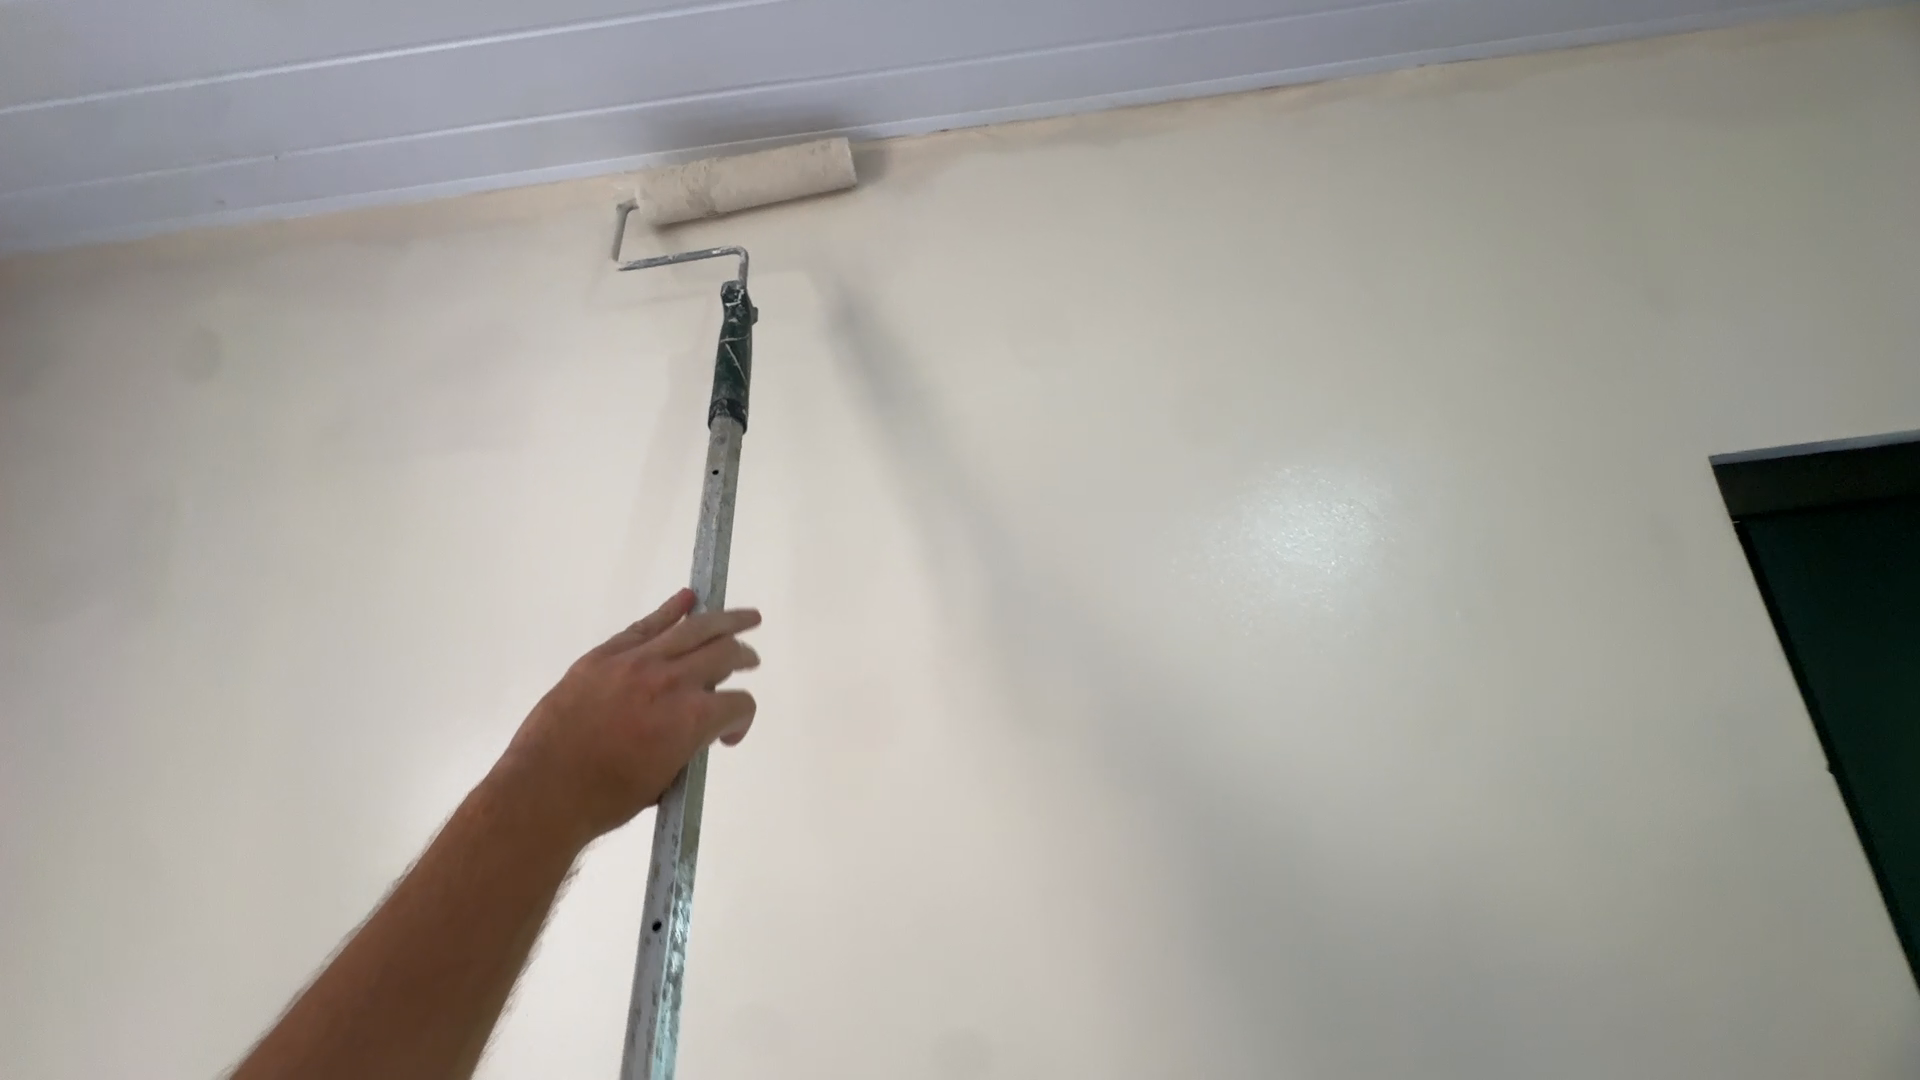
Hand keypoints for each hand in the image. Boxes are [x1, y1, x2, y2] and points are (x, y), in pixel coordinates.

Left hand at [495, 589, 760, 844]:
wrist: (542, 794)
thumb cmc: (607, 799)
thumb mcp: (667, 777)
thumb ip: (689, 741)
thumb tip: (695, 724)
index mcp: (693, 718)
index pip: (740, 704)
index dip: (742, 720)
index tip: (727, 736)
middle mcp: (674, 681)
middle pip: (726, 653)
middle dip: (744, 658)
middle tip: (750, 661)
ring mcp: (638, 662)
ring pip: (695, 628)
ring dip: (727, 621)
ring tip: (747, 618)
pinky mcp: (606, 656)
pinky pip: (646, 625)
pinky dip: (671, 610)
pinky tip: (688, 599)